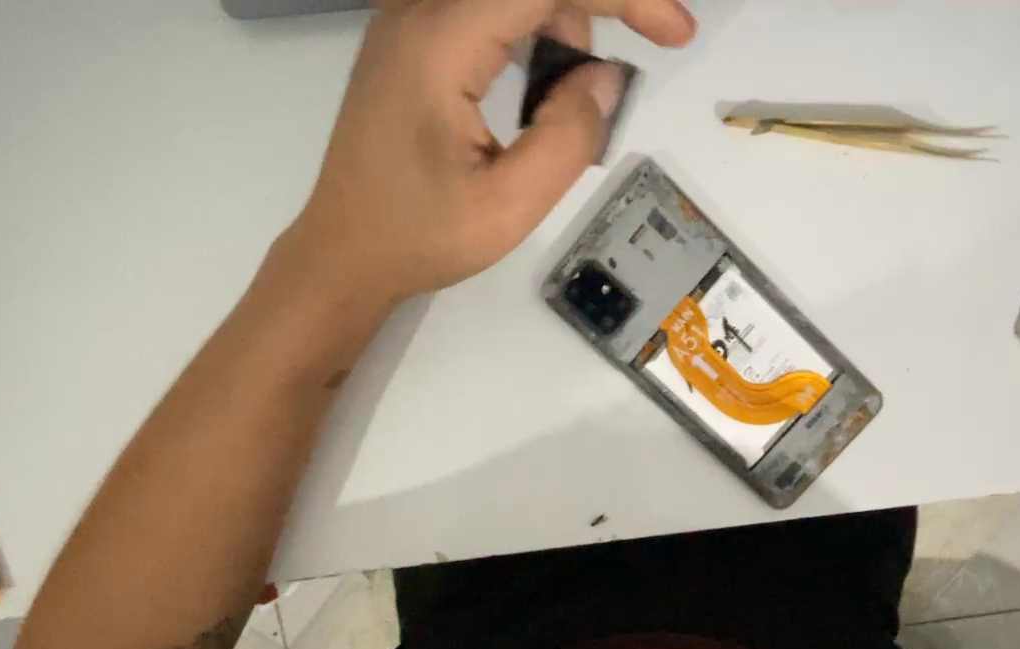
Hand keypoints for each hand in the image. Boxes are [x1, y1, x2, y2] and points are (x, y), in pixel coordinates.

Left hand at [284, 0, 695, 306]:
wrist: (344, 253)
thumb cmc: (418, 239)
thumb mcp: (507, 207)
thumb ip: (567, 139)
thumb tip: (604, 80)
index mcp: (438, 43)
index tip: (675, 33)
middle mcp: (416, 10)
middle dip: (591, 11)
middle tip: (620, 72)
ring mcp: (406, 20)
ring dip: (558, 23)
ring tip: (564, 104)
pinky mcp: (408, 39)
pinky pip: (481, 8)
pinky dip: (525, 32)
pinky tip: (533, 90)